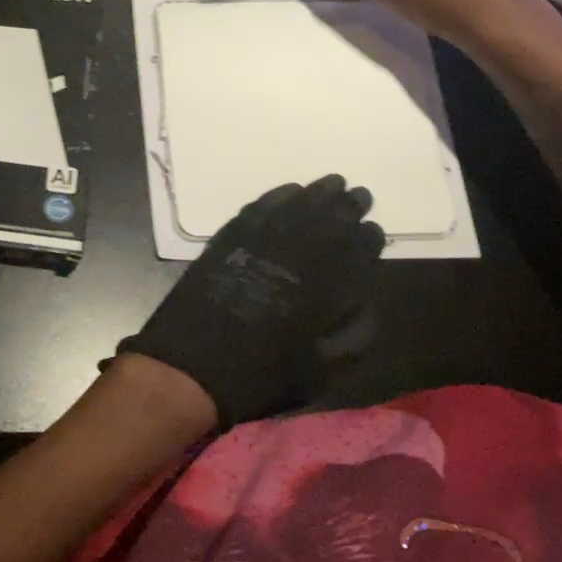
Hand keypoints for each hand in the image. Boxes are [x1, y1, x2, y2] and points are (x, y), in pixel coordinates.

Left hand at [116, 176, 385, 427]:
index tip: (375, 231)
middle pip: (327, 221)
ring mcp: (255, 247)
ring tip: (332, 183)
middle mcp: (293, 259)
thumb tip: (367, 302)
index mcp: (324, 290)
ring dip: (316, 194)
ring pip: (293, 209)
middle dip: (347, 207)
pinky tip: (287, 191)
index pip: (356, 252)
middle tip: (360, 195)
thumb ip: (354, 337)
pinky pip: (255, 211)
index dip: (367, 239)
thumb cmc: (258, 378)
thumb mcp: (321, 373)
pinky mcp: (223, 245)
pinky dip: (274, 198)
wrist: (187, 372)